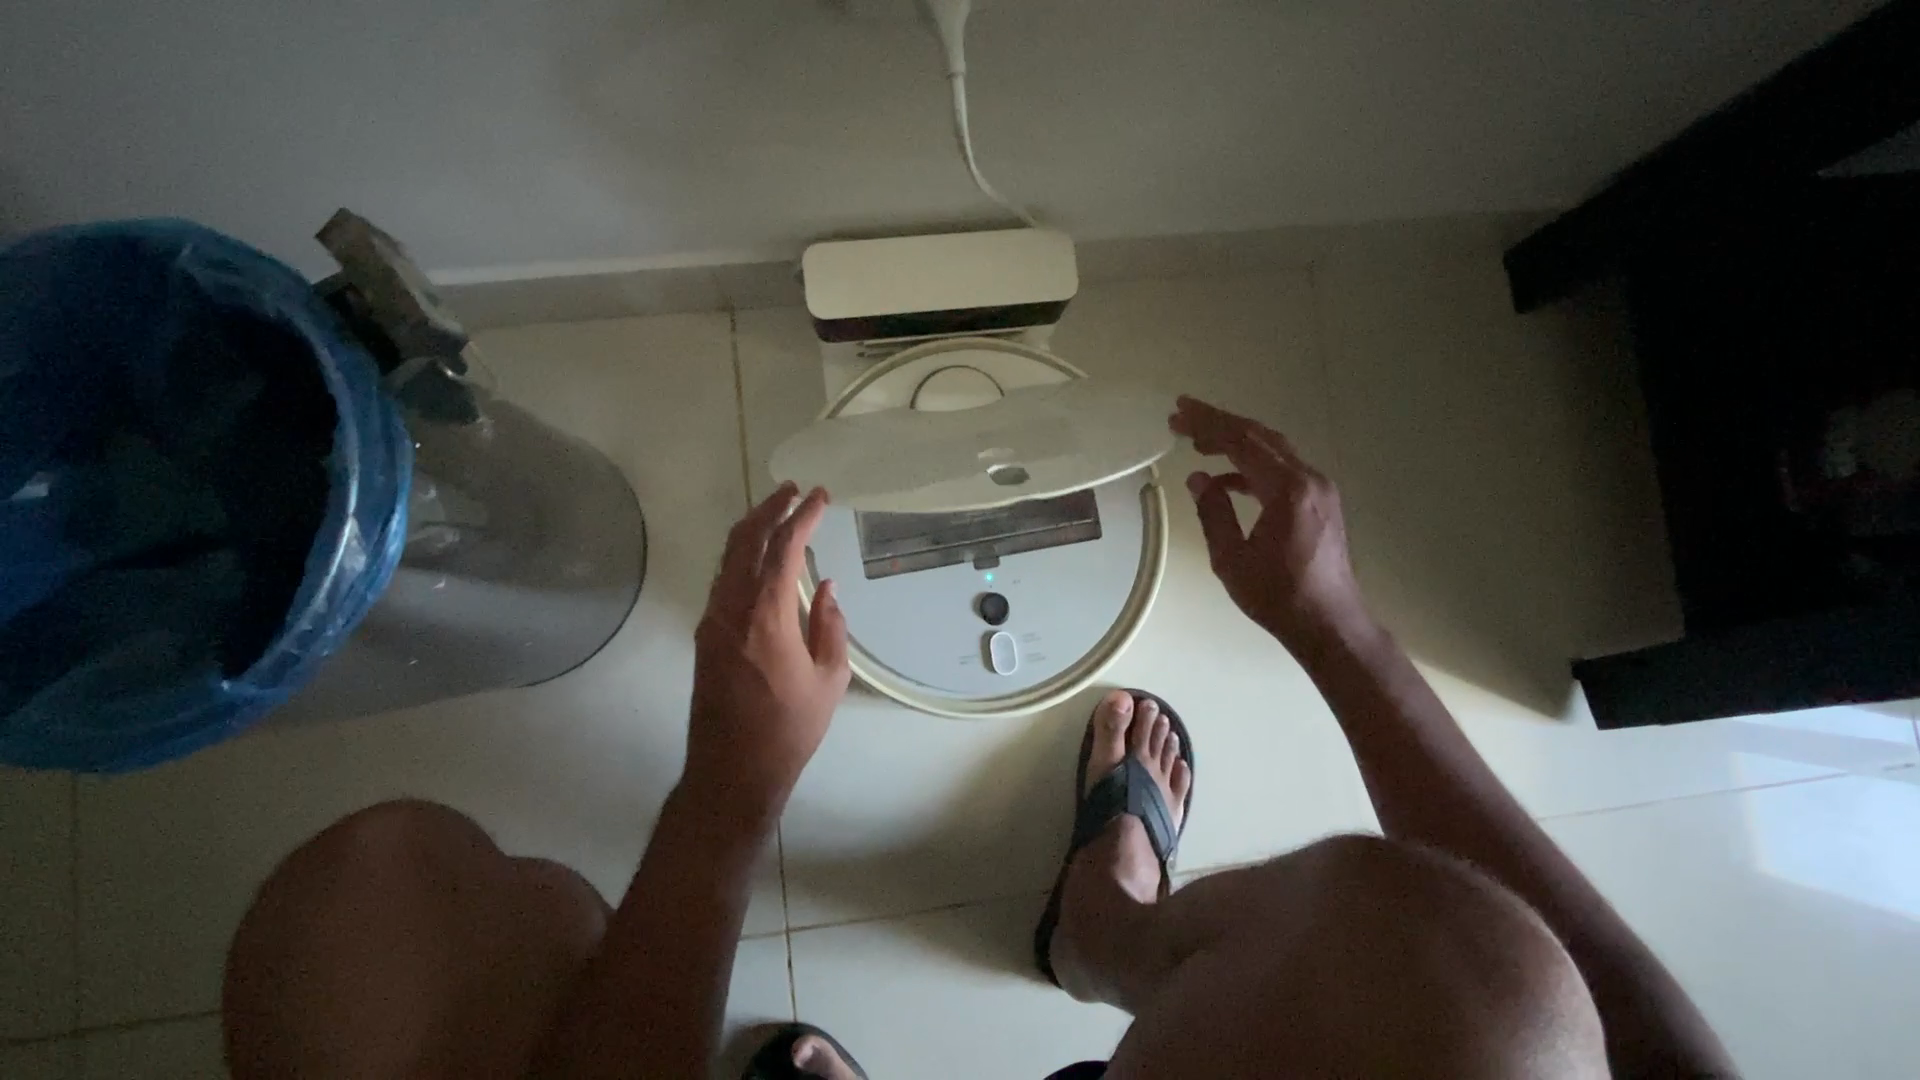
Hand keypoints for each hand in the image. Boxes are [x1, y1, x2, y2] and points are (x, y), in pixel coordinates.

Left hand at [685, 482, 850, 821]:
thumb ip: (830, 626)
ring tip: (777, 514)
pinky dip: (743, 557)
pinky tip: (761, 559)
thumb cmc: (789, 728)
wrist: (732, 769)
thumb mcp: (829, 678)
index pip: (783, 547)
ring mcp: (712, 619)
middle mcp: (732, 606)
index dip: (802, 516)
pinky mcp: (705, 634)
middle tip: (794, 491)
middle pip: (745, 539)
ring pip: (728, 557)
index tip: (820, 497)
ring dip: (752, 529)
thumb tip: (826, 589)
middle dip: (770, 508)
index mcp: (767, 614)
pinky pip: (723, 579)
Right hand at [1169, 396, 1368, 651]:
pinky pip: (1283, 470)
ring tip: (1199, 443)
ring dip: (1236, 442)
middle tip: (1183, 417)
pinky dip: (1252, 466)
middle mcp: (1309, 480)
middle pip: (1259, 437)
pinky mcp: (1321, 502)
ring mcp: (1319, 489)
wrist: (1329, 622)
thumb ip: (1213, 513)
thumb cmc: (1278, 596)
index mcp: (1287, 490)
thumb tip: (1199, 479)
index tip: (1178, 415)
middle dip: (1219, 424)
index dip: (1207, 425)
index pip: (1242, 442)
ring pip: (1273, 450)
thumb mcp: (1231, 559)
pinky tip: (1226, 478)